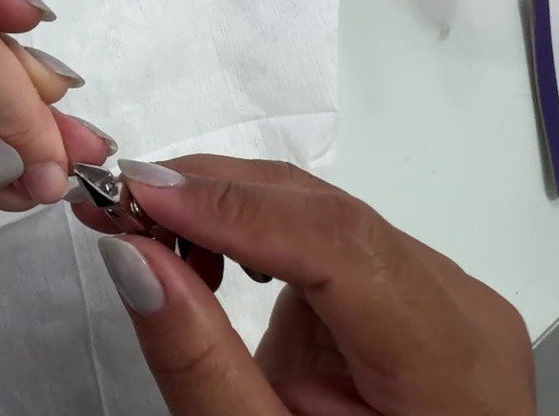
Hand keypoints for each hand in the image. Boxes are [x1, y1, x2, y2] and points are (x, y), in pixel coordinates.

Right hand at [77, 157, 532, 415]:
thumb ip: (200, 363)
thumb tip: (129, 250)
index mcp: (449, 361)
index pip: (339, 245)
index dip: (230, 207)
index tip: (133, 194)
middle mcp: (450, 298)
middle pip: (316, 210)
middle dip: (201, 193)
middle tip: (108, 206)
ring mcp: (422, 279)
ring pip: (300, 201)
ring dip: (206, 202)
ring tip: (139, 233)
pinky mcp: (384, 272)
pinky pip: (298, 219)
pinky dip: (229, 220)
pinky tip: (192, 251)